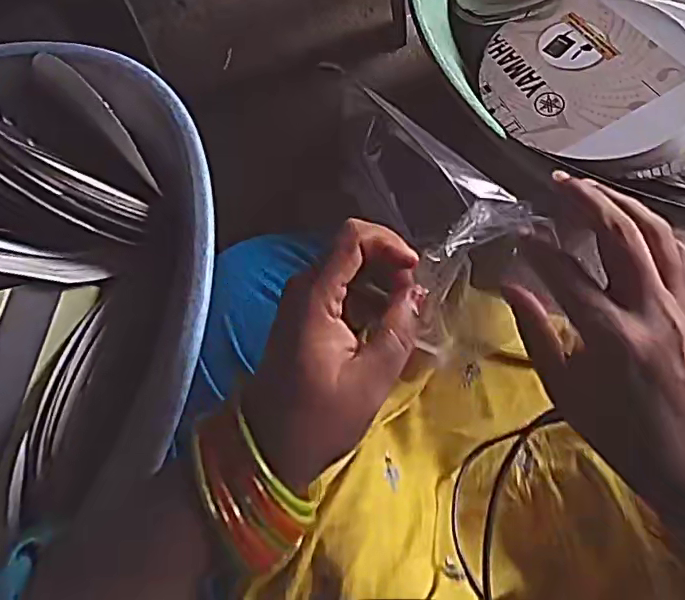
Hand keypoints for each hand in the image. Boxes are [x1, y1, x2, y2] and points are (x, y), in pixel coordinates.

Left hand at [241, 220, 426, 491]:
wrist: (269, 448)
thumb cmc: (318, 418)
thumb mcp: (371, 379)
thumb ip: (398, 330)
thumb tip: (416, 292)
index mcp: (316, 294)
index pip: (353, 236)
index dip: (389, 242)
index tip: (414, 268)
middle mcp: (306, 286)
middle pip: (353, 248)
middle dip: (389, 264)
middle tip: (415, 296)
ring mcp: (303, 299)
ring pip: (350, 269)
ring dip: (382, 283)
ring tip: (406, 315)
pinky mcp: (306, 314)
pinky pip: (342, 290)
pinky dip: (368, 299)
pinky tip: (385, 327)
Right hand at [502, 174, 684, 522]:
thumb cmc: (623, 433)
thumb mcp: (566, 391)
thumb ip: (535, 333)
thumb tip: (510, 285)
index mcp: (614, 338)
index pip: (568, 275)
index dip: (539, 249)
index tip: (520, 234)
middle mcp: (651, 312)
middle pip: (621, 236)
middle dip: (587, 200)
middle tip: (558, 182)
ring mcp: (678, 305)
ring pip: (655, 233)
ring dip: (621, 202)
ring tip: (590, 187)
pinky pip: (675, 250)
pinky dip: (650, 225)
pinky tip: (628, 216)